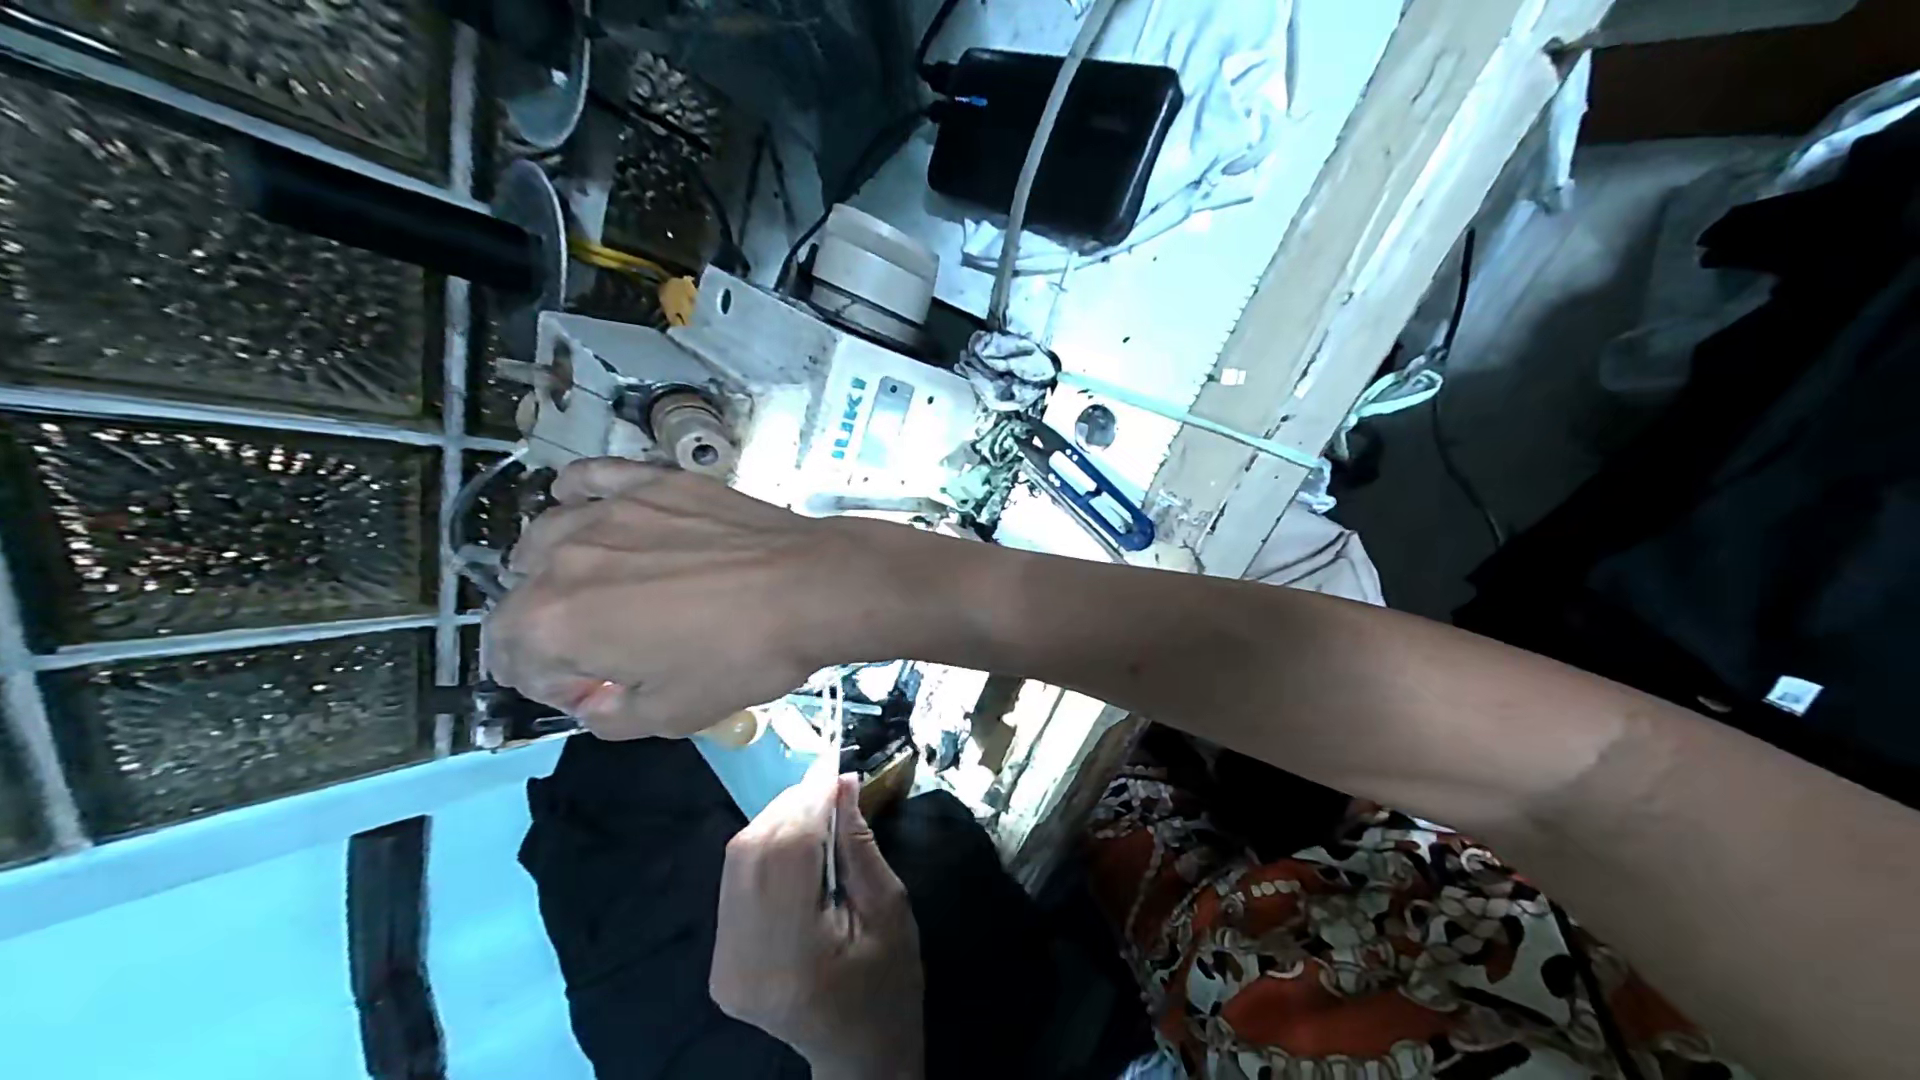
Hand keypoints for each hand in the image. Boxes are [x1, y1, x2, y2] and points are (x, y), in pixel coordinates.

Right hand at [482, 459, 917, 738]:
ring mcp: (611, 508)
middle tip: (602, 647)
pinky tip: (587, 507)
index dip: (549, 684)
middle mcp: (564, 556)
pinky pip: (593, 477)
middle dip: (549, 629)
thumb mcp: (671, 716)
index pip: (512, 656)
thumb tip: (593, 700)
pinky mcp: (654, 482)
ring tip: (588, 585)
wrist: (811, 587)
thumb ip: (609, 716)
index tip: (593, 691)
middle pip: (524, 594)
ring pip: (548, 534)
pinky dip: (578, 494)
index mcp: (554, 620)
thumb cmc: (742, 656)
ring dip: (551, 567)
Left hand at [710, 765, 925, 1079]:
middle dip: (792, 805)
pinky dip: (765, 848)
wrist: (860, 1051)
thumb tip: (840, 782)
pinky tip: (794, 841)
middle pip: (755, 849)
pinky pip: (737, 880)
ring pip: (739, 858)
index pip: (790, 851)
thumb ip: (858, 844)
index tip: (834, 768)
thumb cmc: (889, 983)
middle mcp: (744, 960)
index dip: (810, 800)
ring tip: (815, 809)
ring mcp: (725, 964)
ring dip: (776, 821)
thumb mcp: (889, 908)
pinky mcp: (720, 962)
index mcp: (795, 955)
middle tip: (827, 784)